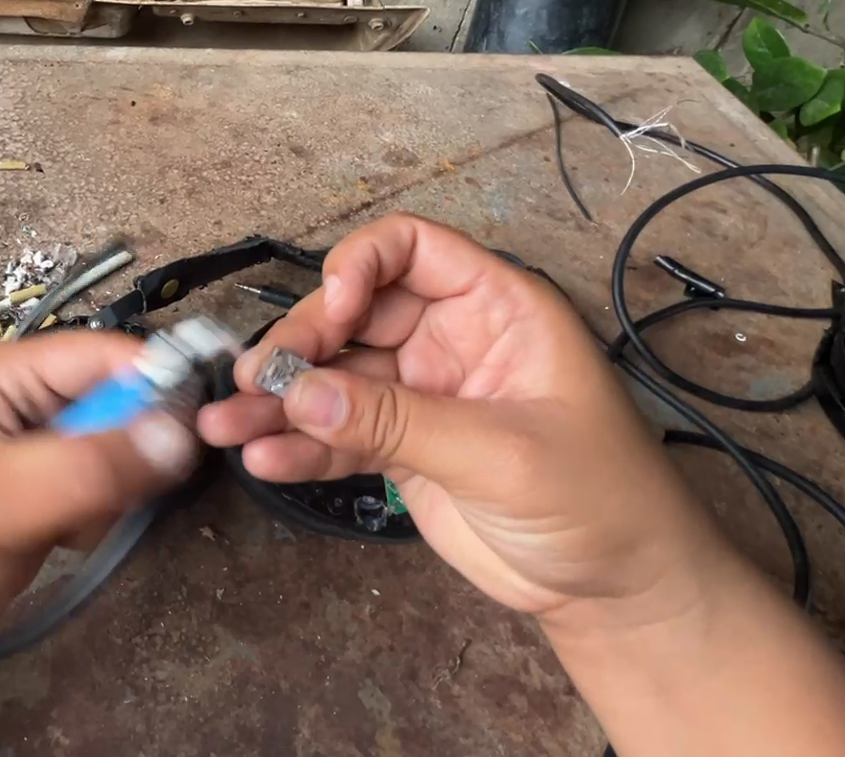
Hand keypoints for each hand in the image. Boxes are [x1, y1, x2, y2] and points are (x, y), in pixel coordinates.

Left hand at [0, 332, 198, 657]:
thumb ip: (90, 465)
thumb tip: (180, 434)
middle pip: (120, 397)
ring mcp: (45, 443)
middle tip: (123, 492)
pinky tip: (69, 536)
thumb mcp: (1, 498)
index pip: (105, 354)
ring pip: (122, 445)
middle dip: (133, 445)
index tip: (199, 425)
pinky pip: (110, 483)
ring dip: (118, 485)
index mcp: (11, 371)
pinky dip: (105, 511)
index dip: (155, 380)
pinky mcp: (55, 485)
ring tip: (78, 522)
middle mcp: (32, 396)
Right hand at [198, 213, 737, 631]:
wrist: (617, 595)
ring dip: (279, 399)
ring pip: (332, 377)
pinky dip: (298, 445)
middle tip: (257, 379)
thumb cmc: (600, 502)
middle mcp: (444, 338)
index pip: (410, 247)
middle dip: (301, 344)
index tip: (332, 312)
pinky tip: (264, 458)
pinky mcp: (396, 443)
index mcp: (491, 307)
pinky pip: (335, 432)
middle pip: (352, 314)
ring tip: (227, 424)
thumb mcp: (502, 453)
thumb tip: (300, 394)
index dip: (361, 265)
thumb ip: (397, 421)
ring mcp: (416, 392)